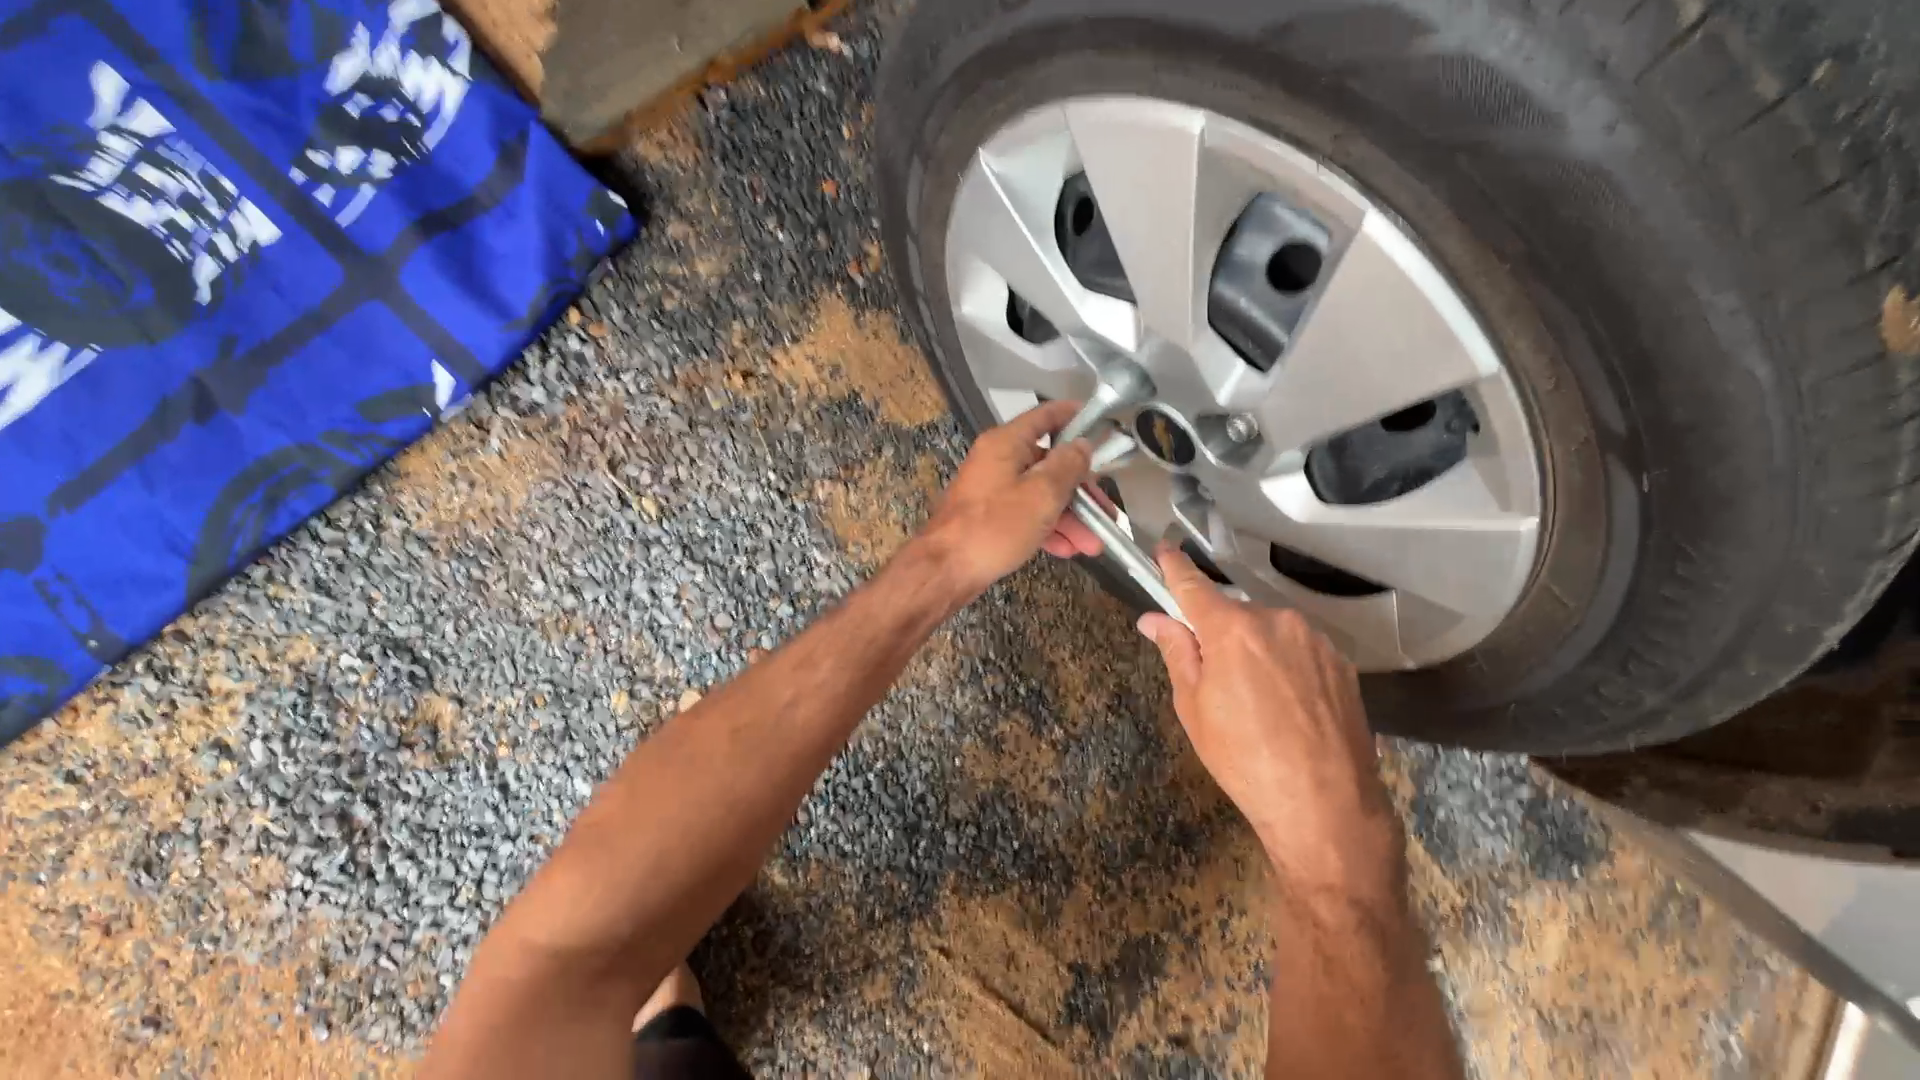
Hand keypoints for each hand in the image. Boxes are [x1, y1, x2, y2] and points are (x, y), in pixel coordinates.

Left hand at [917, 400, 1103, 595]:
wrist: (946, 570)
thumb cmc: (993, 527)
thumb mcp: (1042, 494)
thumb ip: (1068, 466)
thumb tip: (1082, 446)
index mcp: (1006, 444)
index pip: (1046, 416)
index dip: (1075, 416)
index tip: (1101, 424)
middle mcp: (998, 461)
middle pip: (1050, 465)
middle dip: (1081, 491)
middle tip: (1106, 513)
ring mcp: (993, 491)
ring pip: (1041, 495)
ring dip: (1070, 518)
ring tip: (1092, 544)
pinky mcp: (990, 518)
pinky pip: (1027, 516)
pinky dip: (1048, 529)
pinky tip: (1067, 550)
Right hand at [1138, 548, 1404, 902]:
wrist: (1325, 804)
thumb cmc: (1243, 759)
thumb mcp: (1194, 709)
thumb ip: (1177, 653)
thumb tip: (1154, 619)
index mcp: (1232, 629)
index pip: (1193, 585)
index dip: (1174, 567)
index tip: (1163, 549)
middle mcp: (1276, 620)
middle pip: (1234, 614)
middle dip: (1219, 633)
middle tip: (1214, 679)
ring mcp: (1314, 640)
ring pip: (1269, 632)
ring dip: (1255, 650)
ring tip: (1257, 703)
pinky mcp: (1342, 662)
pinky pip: (1299, 650)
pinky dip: (1286, 665)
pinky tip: (1288, 707)